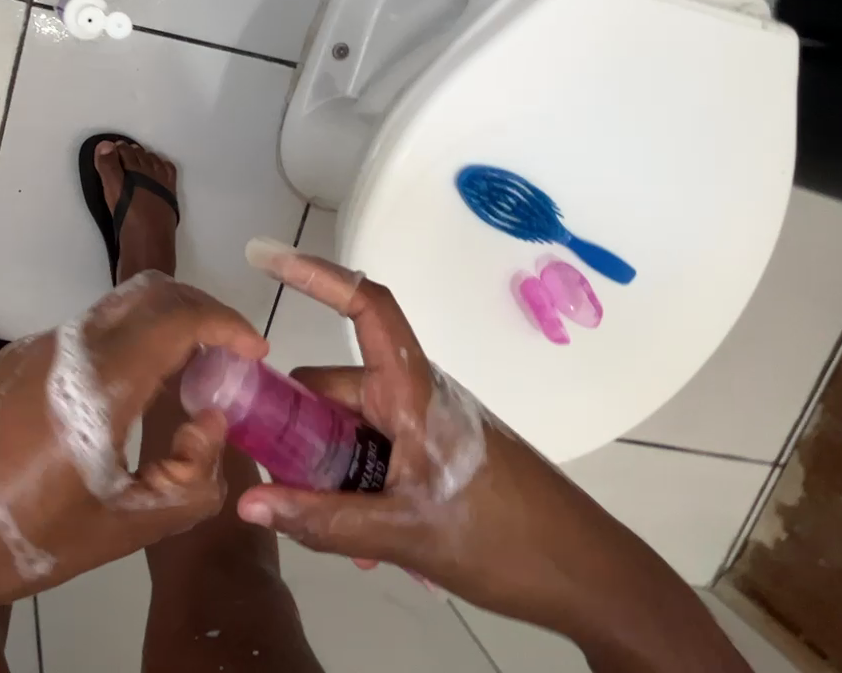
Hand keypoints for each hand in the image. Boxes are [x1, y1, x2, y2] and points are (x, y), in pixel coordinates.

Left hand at [0, 271, 266, 671]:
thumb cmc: (27, 539)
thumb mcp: (127, 525)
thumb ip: (191, 474)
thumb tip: (211, 420)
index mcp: (98, 379)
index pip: (176, 315)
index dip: (225, 324)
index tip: (252, 352)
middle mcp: (64, 344)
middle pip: (148, 292)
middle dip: (199, 311)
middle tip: (225, 356)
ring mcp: (31, 346)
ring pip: (113, 309)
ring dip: (160, 326)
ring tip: (183, 380)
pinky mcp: (10, 359)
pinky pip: (82, 332)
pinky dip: (123, 342)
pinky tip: (126, 394)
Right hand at [235, 242, 750, 671]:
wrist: (593, 582)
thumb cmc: (508, 542)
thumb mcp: (405, 533)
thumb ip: (322, 518)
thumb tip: (248, 503)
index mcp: (410, 390)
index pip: (366, 308)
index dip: (316, 276)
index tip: (266, 259)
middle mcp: (411, 394)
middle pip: (331, 385)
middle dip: (298, 429)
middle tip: (279, 484)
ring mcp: (420, 423)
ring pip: (346, 426)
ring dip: (326, 470)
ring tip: (332, 527)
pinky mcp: (429, 451)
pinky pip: (369, 451)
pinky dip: (351, 484)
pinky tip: (360, 534)